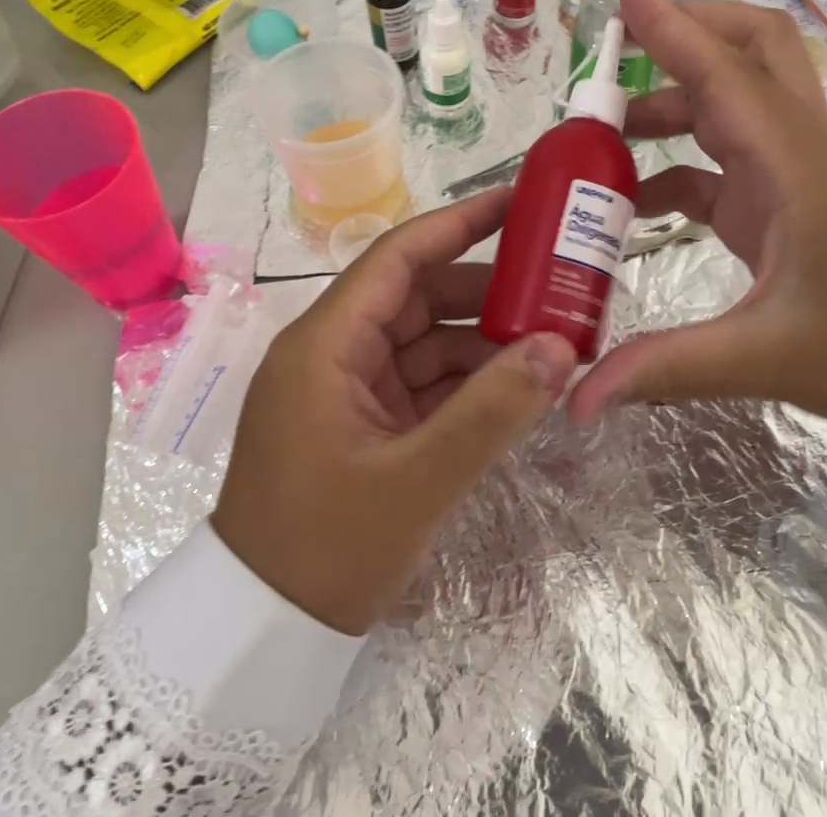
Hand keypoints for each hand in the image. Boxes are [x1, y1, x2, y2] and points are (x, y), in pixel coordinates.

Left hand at [212, 189, 577, 635]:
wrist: (265, 623)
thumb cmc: (328, 547)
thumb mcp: (419, 479)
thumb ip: (493, 411)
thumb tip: (560, 348)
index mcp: (325, 345)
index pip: (397, 259)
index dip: (459, 225)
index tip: (520, 204)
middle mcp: (332, 354)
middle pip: (417, 299)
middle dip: (488, 294)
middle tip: (560, 291)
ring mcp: (346, 391)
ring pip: (424, 344)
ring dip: (483, 344)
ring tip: (554, 344)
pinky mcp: (360, 425)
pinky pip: (421, 386)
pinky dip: (466, 385)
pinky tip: (518, 388)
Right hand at [568, 0, 826, 437]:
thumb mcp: (762, 362)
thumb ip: (665, 369)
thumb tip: (573, 397)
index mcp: (802, 171)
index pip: (731, 79)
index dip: (675, 33)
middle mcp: (801, 154)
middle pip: (753, 54)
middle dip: (687, 36)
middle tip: (616, 51)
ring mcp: (796, 175)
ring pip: (736, 102)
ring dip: (673, 101)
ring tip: (601, 129)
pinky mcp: (787, 203)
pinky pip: (725, 159)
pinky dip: (677, 161)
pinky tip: (634, 196)